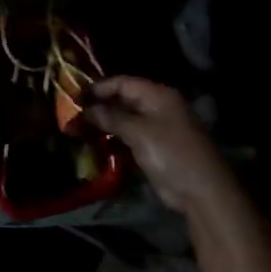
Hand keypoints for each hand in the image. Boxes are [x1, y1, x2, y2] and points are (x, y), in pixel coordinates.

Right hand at [82, 77, 237, 214]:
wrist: (199, 188)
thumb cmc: (171, 153)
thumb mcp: (139, 132)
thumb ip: (112, 118)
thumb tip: (87, 109)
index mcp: (158, 95)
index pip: (123, 83)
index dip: (99, 88)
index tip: (74, 97)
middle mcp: (157, 107)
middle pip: (122, 101)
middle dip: (98, 107)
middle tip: (72, 116)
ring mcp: (155, 129)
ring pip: (124, 121)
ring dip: (103, 125)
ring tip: (77, 131)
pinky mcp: (152, 148)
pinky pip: (128, 138)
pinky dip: (112, 140)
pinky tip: (94, 146)